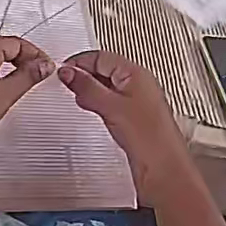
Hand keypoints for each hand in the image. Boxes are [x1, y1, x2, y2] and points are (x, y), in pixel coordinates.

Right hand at [59, 51, 196, 199]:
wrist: (163, 169)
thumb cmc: (150, 137)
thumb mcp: (112, 106)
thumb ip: (87, 88)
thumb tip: (69, 73)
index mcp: (136, 74)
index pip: (101, 57)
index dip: (80, 62)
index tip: (62, 71)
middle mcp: (138, 85)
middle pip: (104, 69)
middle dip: (83, 75)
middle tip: (65, 83)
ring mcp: (136, 102)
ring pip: (106, 87)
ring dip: (89, 90)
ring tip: (76, 96)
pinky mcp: (132, 119)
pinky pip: (110, 103)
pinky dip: (97, 104)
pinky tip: (92, 111)